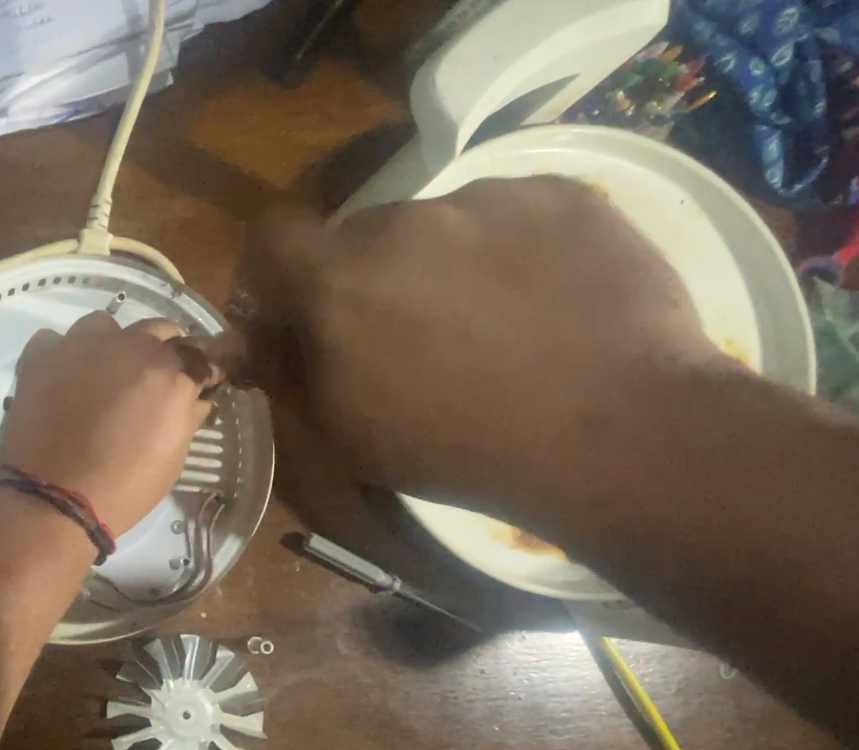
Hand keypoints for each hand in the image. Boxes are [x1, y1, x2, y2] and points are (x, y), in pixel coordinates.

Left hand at [0, 312, 218, 536]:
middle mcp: (127, 346)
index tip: (201, 380)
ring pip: (104, 326)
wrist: (53, 500)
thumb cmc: (123, 487)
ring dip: (111, 344)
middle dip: (160, 351)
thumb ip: (187, 417)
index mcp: (168, 371)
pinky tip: (62, 378)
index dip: (201, 367)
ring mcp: (80, 347)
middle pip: (155, 330)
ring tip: (103, 374)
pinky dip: (62, 354)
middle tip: (151, 382)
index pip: (198, 352)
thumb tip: (197, 398)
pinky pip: (55, 339)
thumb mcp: (171, 458)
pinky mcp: (39, 357)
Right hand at [231, 177, 723, 510]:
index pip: (271, 238)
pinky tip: (536, 304)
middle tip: (398, 333)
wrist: (611, 431)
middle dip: (359, 277)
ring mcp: (486, 199)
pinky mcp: (560, 194)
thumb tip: (246, 340)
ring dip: (433, 264)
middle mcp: (402, 220)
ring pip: (432, 225)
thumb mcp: (339, 432)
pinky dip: (503, 251)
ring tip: (483, 323)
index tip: (294, 309)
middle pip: (355, 235)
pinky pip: (504, 214)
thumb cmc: (451, 447)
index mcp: (336, 280)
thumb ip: (281, 373)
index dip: (275, 272)